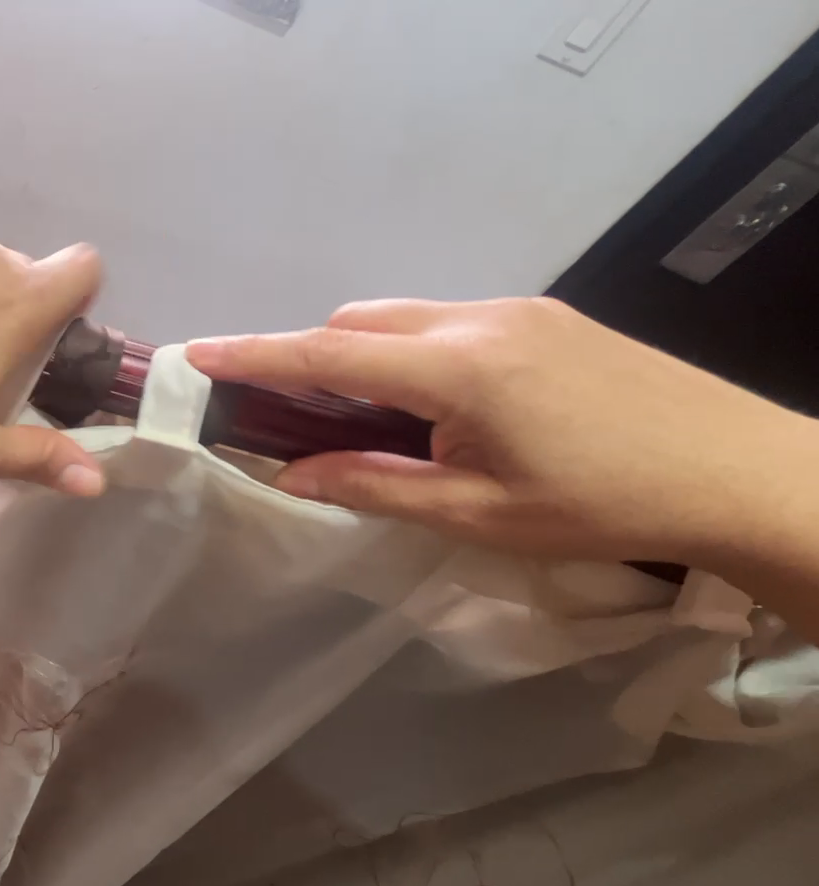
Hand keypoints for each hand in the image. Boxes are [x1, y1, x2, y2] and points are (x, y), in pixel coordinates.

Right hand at [185, 297, 818, 568]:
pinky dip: (403, 351)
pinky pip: (441, 320)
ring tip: (361, 416)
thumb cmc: (602, 506)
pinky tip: (427, 402)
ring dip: (357, 354)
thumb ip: (371, 484)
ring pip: (398, 316)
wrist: (749, 477)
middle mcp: (481, 320)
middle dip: (306, 357)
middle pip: (357, 321)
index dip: (254, 354)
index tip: (197, 354)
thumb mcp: (473, 512)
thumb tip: (290, 475)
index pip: (328, 354)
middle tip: (287, 415)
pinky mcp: (546, 318)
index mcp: (459, 369)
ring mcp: (519, 312)